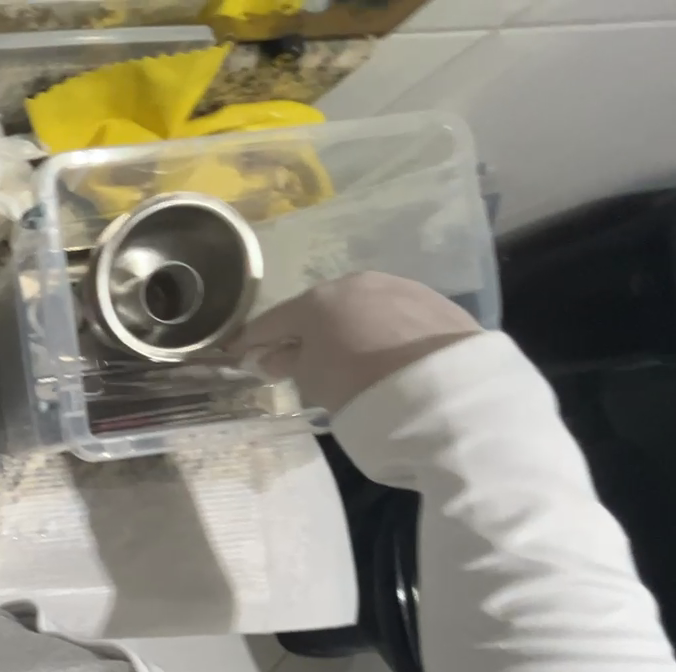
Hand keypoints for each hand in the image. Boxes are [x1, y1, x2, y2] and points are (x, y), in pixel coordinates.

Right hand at [230, 271, 482, 412]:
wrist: (440, 384)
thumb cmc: (353, 378)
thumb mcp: (307, 377)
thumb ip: (284, 361)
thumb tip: (271, 356)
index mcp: (315, 300)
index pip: (270, 321)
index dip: (250, 340)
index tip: (236, 352)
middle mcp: (355, 283)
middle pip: (317, 309)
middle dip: (302, 330)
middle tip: (292, 354)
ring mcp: (398, 287)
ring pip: (357, 307)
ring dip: (343, 327)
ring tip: (340, 353)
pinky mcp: (433, 301)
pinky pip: (390, 314)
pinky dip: (376, 329)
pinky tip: (378, 350)